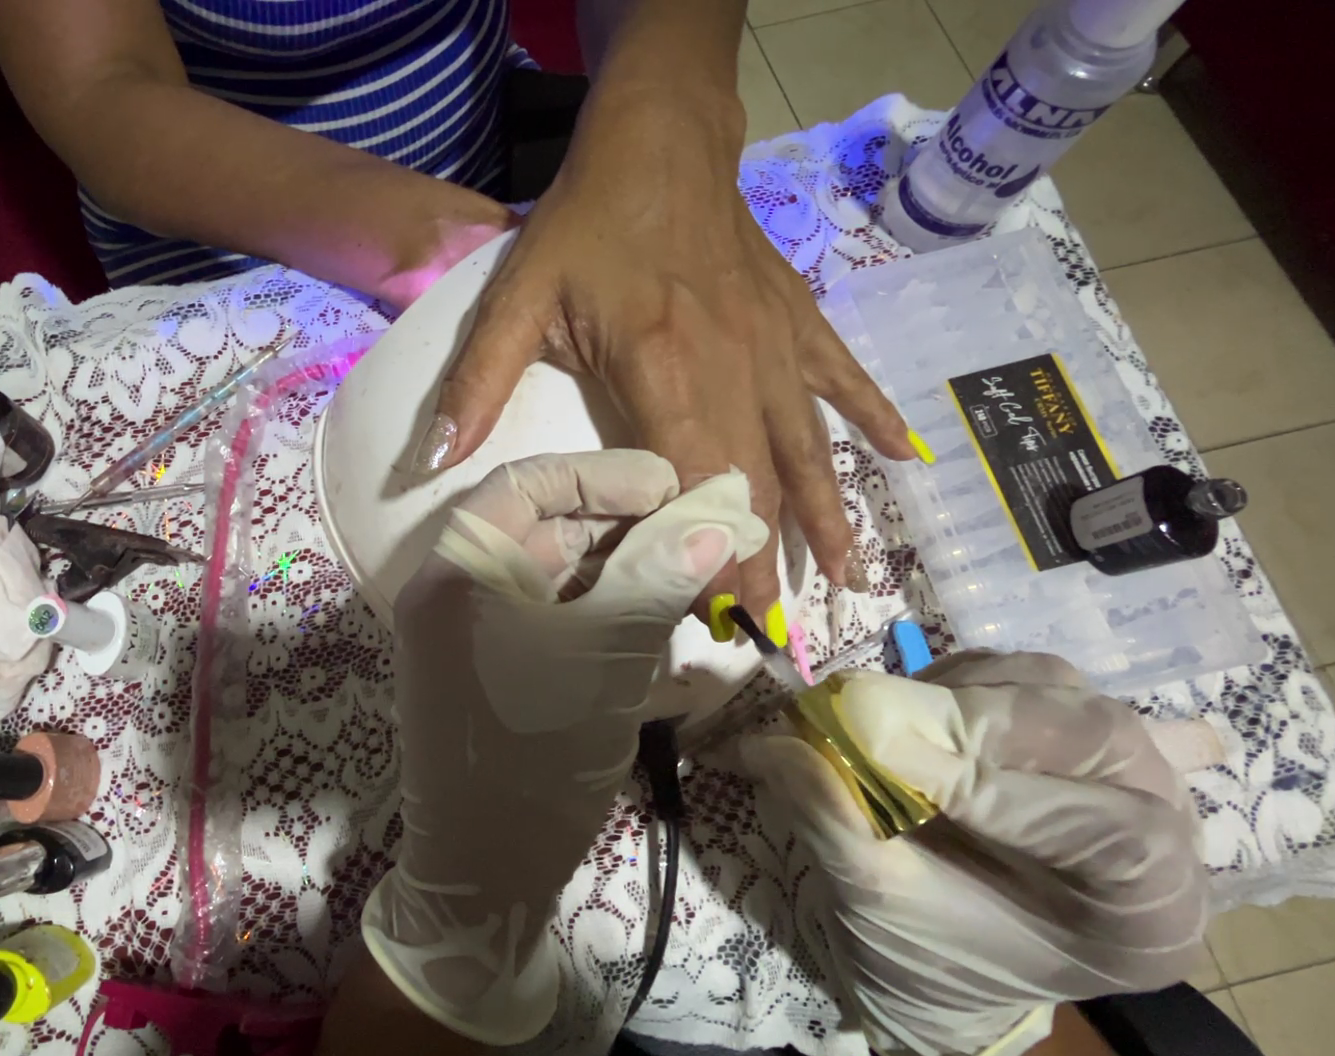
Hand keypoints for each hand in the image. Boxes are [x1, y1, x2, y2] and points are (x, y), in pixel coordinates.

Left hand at [363, 450, 766, 1043]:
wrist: (486, 870)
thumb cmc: (535, 754)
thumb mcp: (603, 658)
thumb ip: (656, 578)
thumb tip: (718, 516)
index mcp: (458, 571)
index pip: (525, 485)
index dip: (601, 475)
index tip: (672, 485)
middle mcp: (455, 589)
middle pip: (544, 527)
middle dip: (624, 524)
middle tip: (702, 527)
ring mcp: (472, 630)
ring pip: (556, 574)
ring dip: (623, 568)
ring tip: (695, 569)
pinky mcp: (496, 666)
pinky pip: (553, 616)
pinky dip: (604, 609)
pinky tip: (660, 614)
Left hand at [412, 86, 916, 636]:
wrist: (659, 143)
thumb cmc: (584, 225)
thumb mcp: (517, 300)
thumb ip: (478, 383)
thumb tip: (434, 462)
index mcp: (666, 371)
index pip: (693, 484)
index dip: (706, 555)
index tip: (719, 619)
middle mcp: (735, 369)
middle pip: (755, 482)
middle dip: (762, 560)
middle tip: (774, 633)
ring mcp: (776, 345)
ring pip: (807, 447)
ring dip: (825, 516)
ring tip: (848, 580)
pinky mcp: (798, 320)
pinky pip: (842, 379)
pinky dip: (870, 420)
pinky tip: (900, 460)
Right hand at [740, 652, 1208, 1055]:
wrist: (939, 957)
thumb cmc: (920, 954)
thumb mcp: (874, 906)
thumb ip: (834, 822)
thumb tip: (772, 742)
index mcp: (1147, 916)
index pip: (1114, 830)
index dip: (1000, 785)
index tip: (885, 756)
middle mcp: (1168, 834)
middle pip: (1099, 735)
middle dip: (978, 719)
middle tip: (875, 715)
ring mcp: (1121, 768)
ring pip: (1059, 687)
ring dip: (960, 691)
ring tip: (885, 719)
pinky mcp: (1062, 728)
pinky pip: (1024, 674)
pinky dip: (956, 679)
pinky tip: (912, 711)